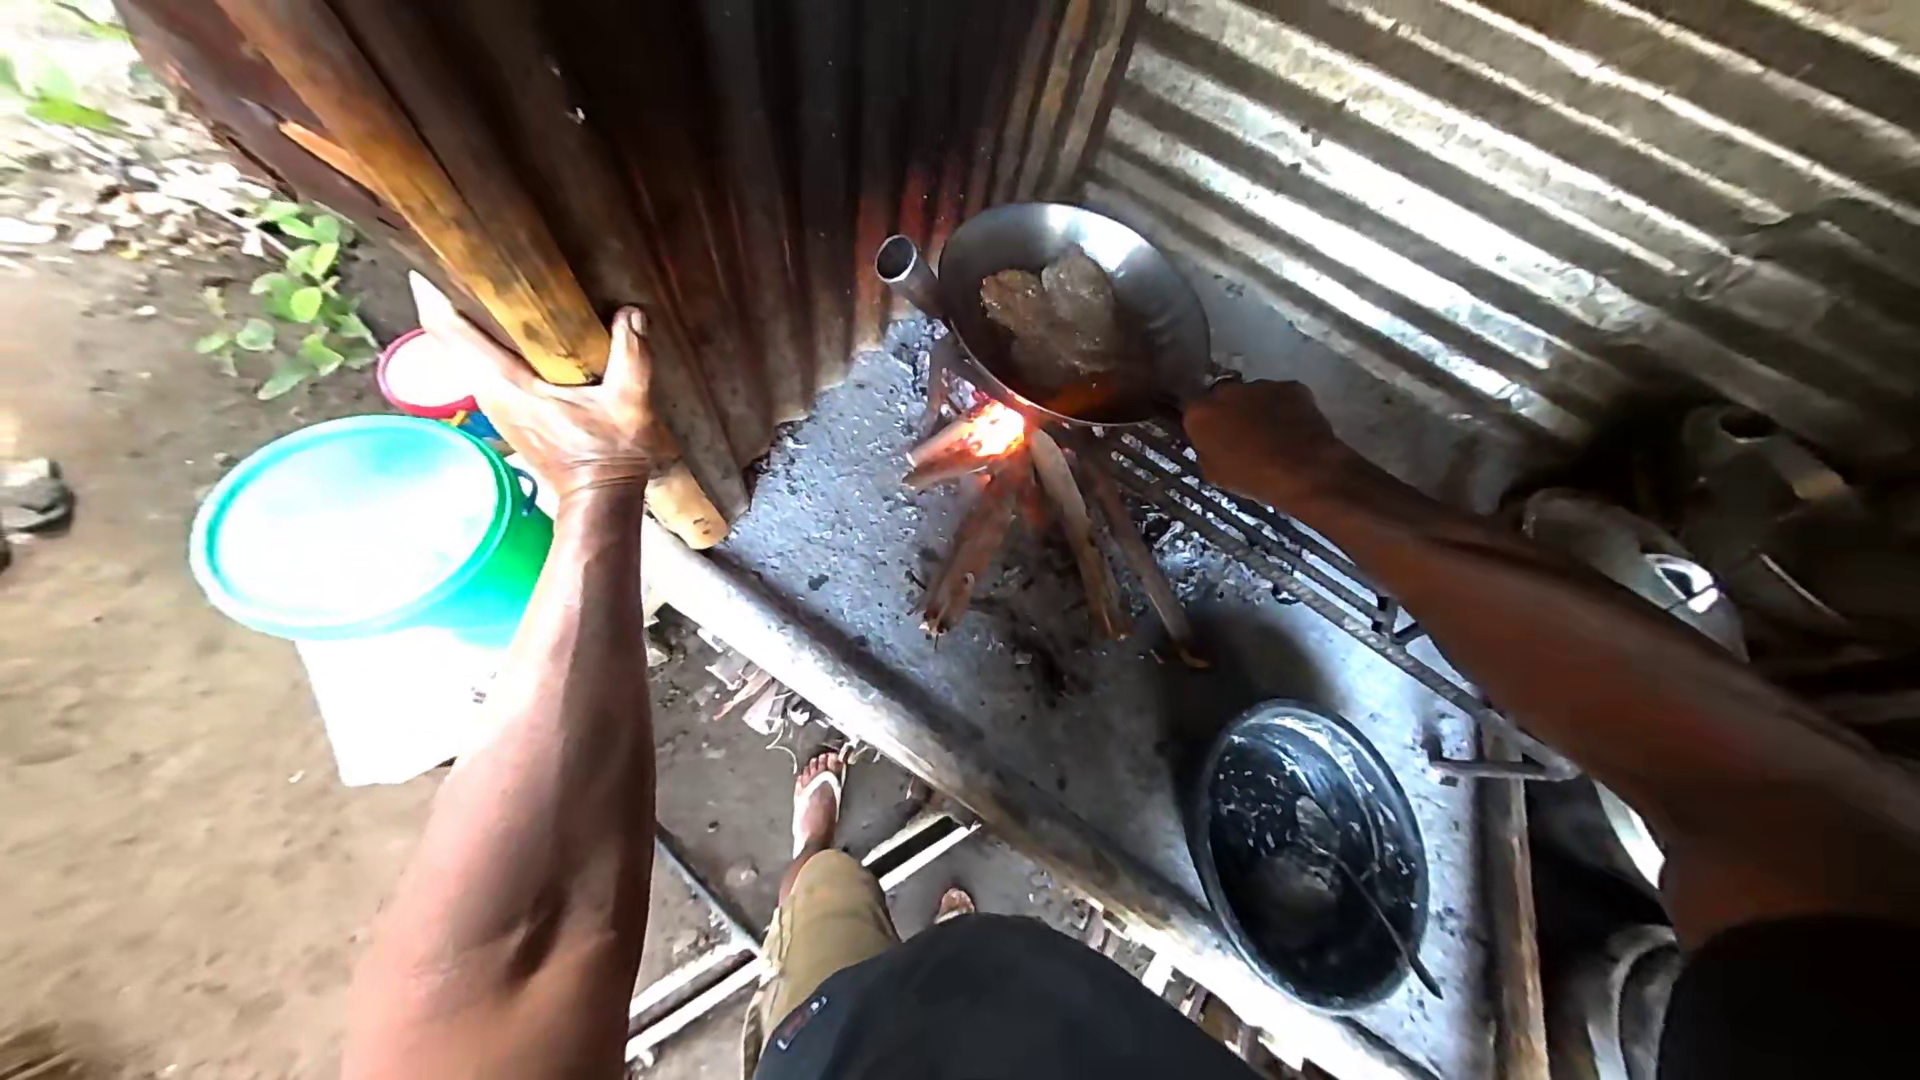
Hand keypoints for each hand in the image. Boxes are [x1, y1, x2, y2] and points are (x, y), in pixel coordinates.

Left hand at [410, 273, 660, 500]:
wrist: (602, 495)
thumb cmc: (612, 454)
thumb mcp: (630, 404)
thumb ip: (632, 358)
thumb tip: (632, 315)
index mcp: (507, 384)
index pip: (448, 330)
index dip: (434, 291)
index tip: (430, 257)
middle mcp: (490, 393)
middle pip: (451, 338)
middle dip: (453, 300)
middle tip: (468, 264)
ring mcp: (496, 407)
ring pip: (466, 355)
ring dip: (471, 324)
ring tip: (491, 292)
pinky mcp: (510, 415)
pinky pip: (485, 371)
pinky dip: (489, 348)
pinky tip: (515, 338)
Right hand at [1181, 380, 1353, 507]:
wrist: (1302, 472)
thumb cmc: (1250, 477)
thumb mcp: (1213, 472)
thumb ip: (1207, 449)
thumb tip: (1214, 442)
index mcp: (1199, 413)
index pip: (1193, 412)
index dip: (1204, 424)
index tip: (1212, 437)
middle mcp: (1226, 391)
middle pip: (1222, 397)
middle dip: (1229, 411)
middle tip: (1240, 433)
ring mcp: (1261, 385)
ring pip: (1253, 395)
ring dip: (1256, 409)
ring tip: (1270, 432)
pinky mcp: (1292, 386)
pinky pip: (1281, 396)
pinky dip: (1283, 408)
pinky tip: (1291, 428)